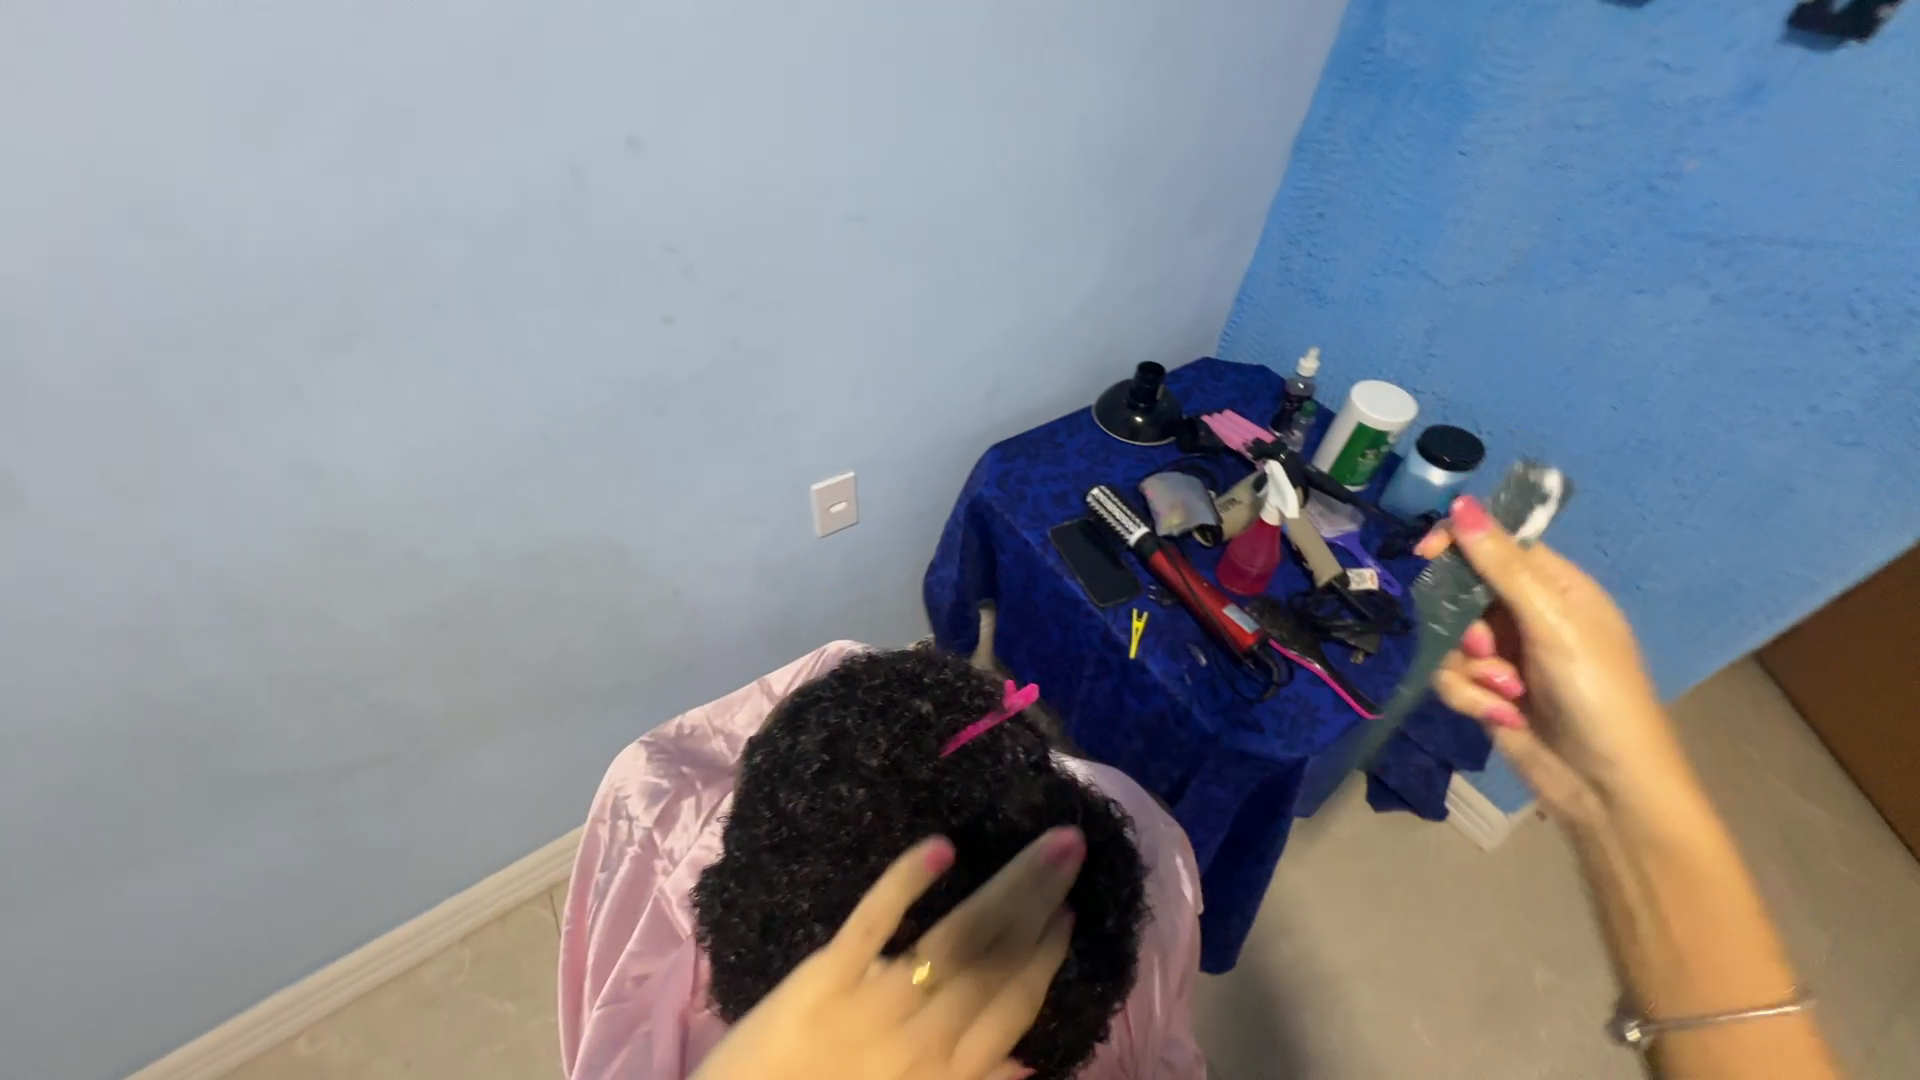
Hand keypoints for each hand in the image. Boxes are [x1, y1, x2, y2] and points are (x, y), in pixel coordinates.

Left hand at [690, 827, 1086, 1079]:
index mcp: (947, 1076)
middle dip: (1039, 899)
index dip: (1047, 956)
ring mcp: (872, 1007)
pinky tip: (940, 847)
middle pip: (995, 961)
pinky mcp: (822, 980)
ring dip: (1006, 887)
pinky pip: (871, 927)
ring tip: (1042, 844)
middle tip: (1070, 844)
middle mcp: (923, 1042)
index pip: (1014, 1008)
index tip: (1071, 907)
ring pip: (955, 942)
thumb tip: (1032, 1067)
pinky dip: (905, 885)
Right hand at [1415, 496, 1697, 825]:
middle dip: (1464, 625)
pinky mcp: (1486, 690)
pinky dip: (1469, 696)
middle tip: (1486, 647)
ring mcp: (1506, 654)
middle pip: (1461, 592)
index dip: (1458, 543)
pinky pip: (1448, 676)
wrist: (1605, 787)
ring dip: (1470, 669)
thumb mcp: (1552, 623)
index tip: (1425, 555)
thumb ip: (1501, 565)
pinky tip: (1500, 715)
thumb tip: (1461, 505)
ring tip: (1505, 693)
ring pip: (1448, 639)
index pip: (1496, 544)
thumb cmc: (1597, 695)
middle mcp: (1528, 615)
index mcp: (1557, 588)